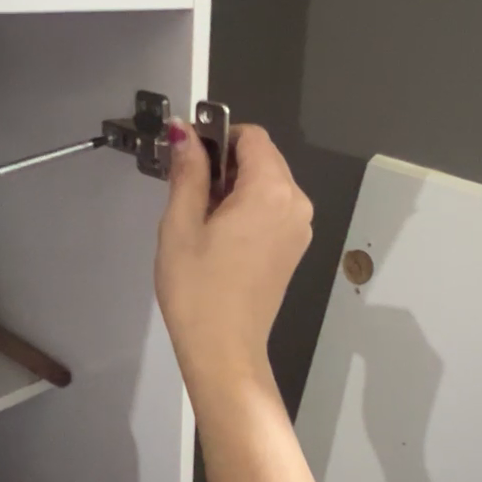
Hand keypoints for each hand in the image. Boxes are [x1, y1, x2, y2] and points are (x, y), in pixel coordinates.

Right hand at [155, 123, 311, 387]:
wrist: (224, 350)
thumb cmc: (197, 289)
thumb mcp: (181, 224)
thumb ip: (188, 171)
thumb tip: (184, 131)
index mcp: (271, 191)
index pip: (251, 136)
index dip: (218, 135)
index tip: (188, 154)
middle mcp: (296, 203)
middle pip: (263, 157)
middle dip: (226, 161)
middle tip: (188, 187)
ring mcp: (300, 227)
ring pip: (269, 182)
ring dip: (236, 184)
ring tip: (201, 215)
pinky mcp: (295, 247)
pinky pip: (274, 207)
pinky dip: (249, 206)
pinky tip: (221, 232)